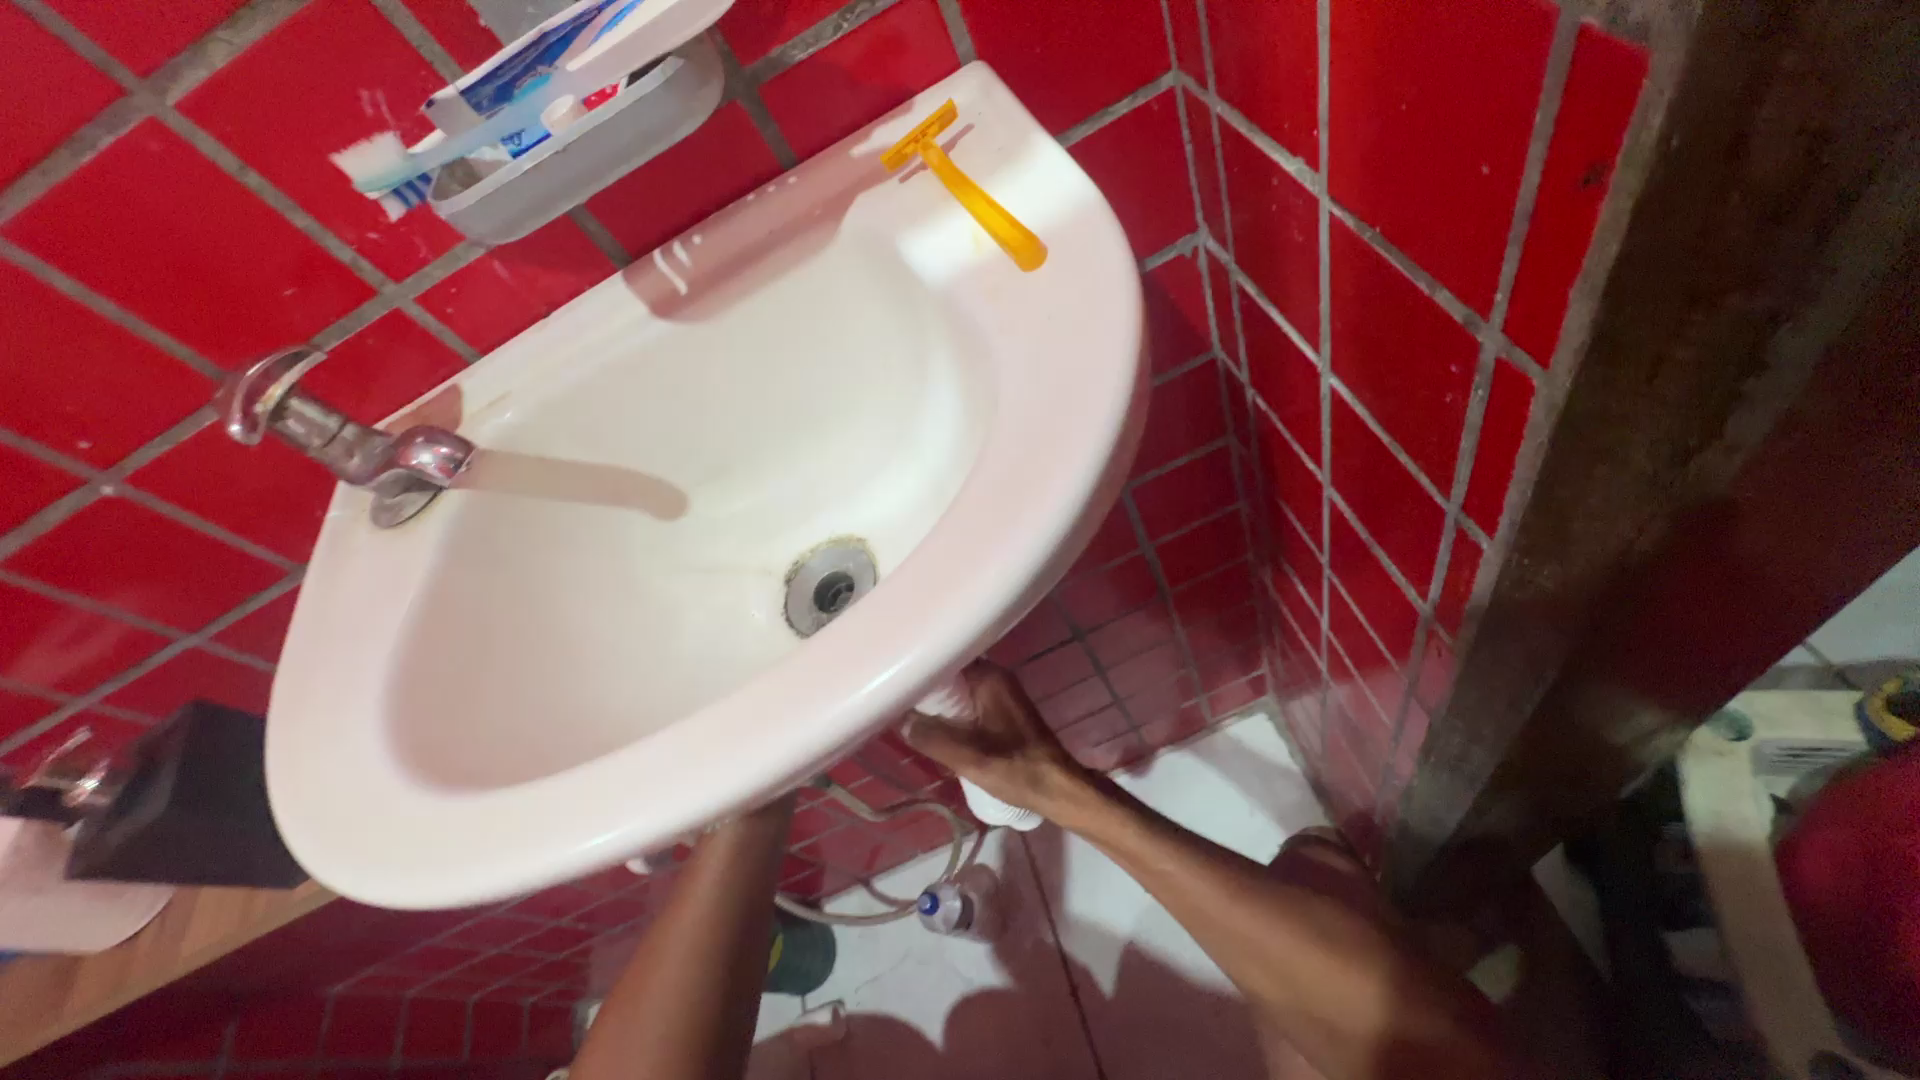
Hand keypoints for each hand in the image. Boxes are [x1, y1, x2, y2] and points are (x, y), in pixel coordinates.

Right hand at [904, 662, 1093, 819]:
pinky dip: (951, 714)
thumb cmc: (1016, 769)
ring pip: (957, 693)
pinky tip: (934, 729)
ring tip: (906, 713)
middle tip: (895, 699)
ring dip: (937, 704)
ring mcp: (1000, 695)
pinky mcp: (1001, 713)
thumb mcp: (968, 757)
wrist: (1058, 790)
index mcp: (989, 678)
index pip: (945, 659)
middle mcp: (995, 678)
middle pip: (949, 675)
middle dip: (926, 688)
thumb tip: (900, 720)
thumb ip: (931, 738)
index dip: (920, 667)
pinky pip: (967, 705)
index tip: (895, 678)